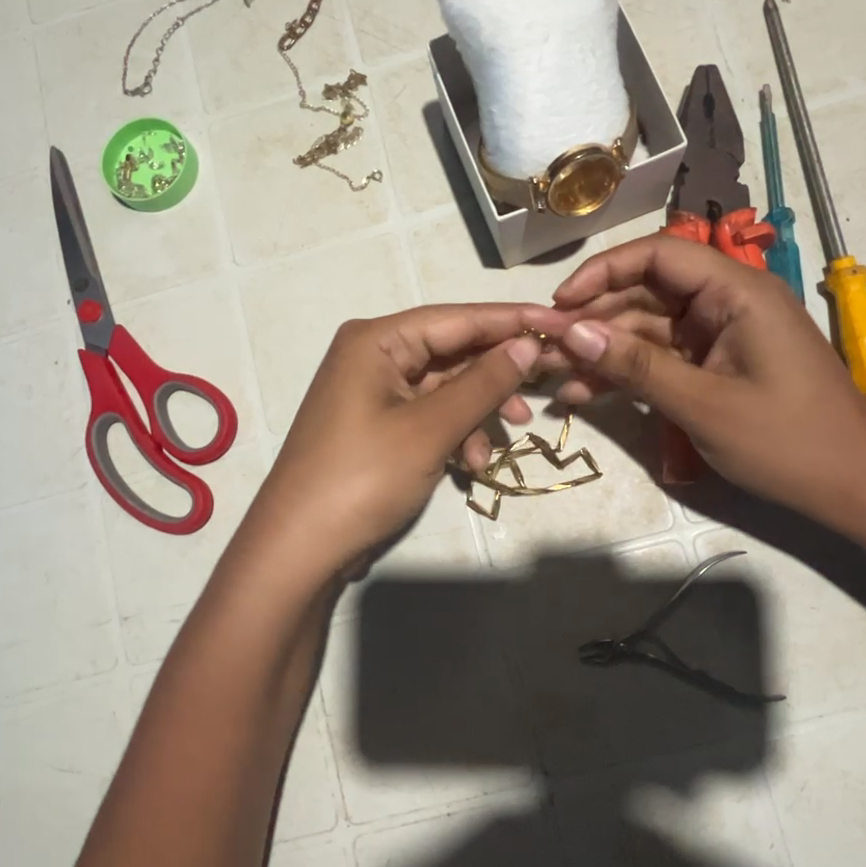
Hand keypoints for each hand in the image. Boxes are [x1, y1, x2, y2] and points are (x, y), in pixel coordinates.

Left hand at [239, 304, 555, 574]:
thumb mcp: (430, 428)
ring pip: (446, 387)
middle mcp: (374, 356)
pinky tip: (475, 463)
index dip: (513, 321)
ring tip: (517, 430)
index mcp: (377, 340)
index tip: (564, 324)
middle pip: (453, 351)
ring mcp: (374, 395)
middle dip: (500, 371)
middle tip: (554, 379)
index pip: (458, 318)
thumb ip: (483, 383)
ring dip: (481, 409)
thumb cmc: (363, 477)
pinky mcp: (378, 429)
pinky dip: (457, 434)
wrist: (301, 548)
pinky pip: (430, 416)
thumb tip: (528, 344)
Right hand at [548, 234, 865, 522]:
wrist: (851, 488)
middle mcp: (727, 302)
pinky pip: (662, 357)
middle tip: (545, 347)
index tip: (560, 303)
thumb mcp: (702, 405)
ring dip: (603, 351)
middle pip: (646, 291)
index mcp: (737, 292)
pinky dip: (628, 372)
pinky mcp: (717, 365)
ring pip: (647, 327)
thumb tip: (570, 332)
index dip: (602, 271)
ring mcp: (721, 335)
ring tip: (556, 377)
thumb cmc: (787, 441)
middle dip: (594, 318)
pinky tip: (586, 392)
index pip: (658, 254)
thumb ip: (636, 365)